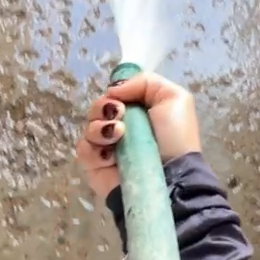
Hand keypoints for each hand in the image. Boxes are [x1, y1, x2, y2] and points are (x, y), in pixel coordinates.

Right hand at [77, 71, 202, 201]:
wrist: (172, 177)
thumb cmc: (176, 138)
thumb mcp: (173, 98)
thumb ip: (146, 82)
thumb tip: (113, 89)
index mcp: (137, 112)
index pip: (113, 94)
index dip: (114, 94)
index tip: (122, 100)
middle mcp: (120, 128)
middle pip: (96, 109)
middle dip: (104, 108)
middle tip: (120, 116)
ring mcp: (106, 148)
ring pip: (88, 128)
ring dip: (100, 128)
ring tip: (119, 136)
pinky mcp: (96, 168)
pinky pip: (83, 151)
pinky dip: (95, 150)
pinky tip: (111, 156)